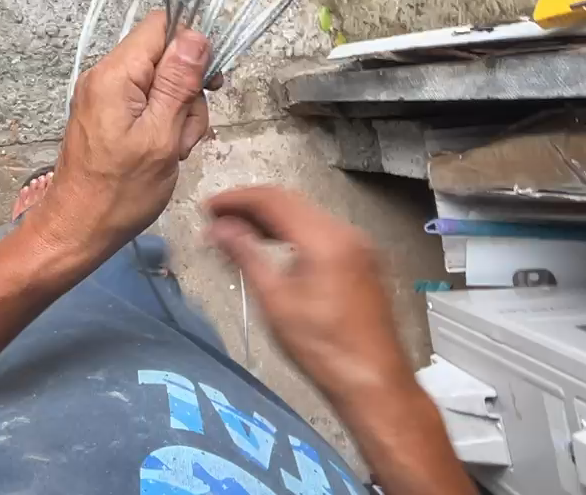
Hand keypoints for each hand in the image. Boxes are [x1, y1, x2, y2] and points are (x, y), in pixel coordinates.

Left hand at [34, 13, 211, 253]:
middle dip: (187, 90)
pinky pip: (147, 102)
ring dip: (179, 113)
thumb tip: (195, 35)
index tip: (208, 80)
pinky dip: (163, 122)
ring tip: (172, 149)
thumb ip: (178, 83)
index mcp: (114, 74)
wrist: (79, 227)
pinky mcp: (108, 112)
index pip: (160, 26)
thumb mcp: (160, 136)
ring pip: (161, 82)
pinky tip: (164, 150)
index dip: (191, 46)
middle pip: (164, 56)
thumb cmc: (119, 192)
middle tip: (184, 131)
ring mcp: (104, 94)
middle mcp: (105, 75)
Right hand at [205, 186, 409, 403]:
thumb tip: (218, 227)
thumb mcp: (274, 301)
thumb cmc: (323, 349)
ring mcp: (356, 245)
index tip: (208, 207)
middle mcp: (344, 232)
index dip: (235, 199)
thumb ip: (244, 254)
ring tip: (235, 229)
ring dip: (267, 216)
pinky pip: (317, 228)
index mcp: (324, 238)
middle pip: (288, 200)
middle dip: (248, 204)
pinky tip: (268, 243)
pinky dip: (287, 228)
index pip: (271, 200)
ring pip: (302, 212)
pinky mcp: (360, 259)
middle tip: (216, 216)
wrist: (377, 387)